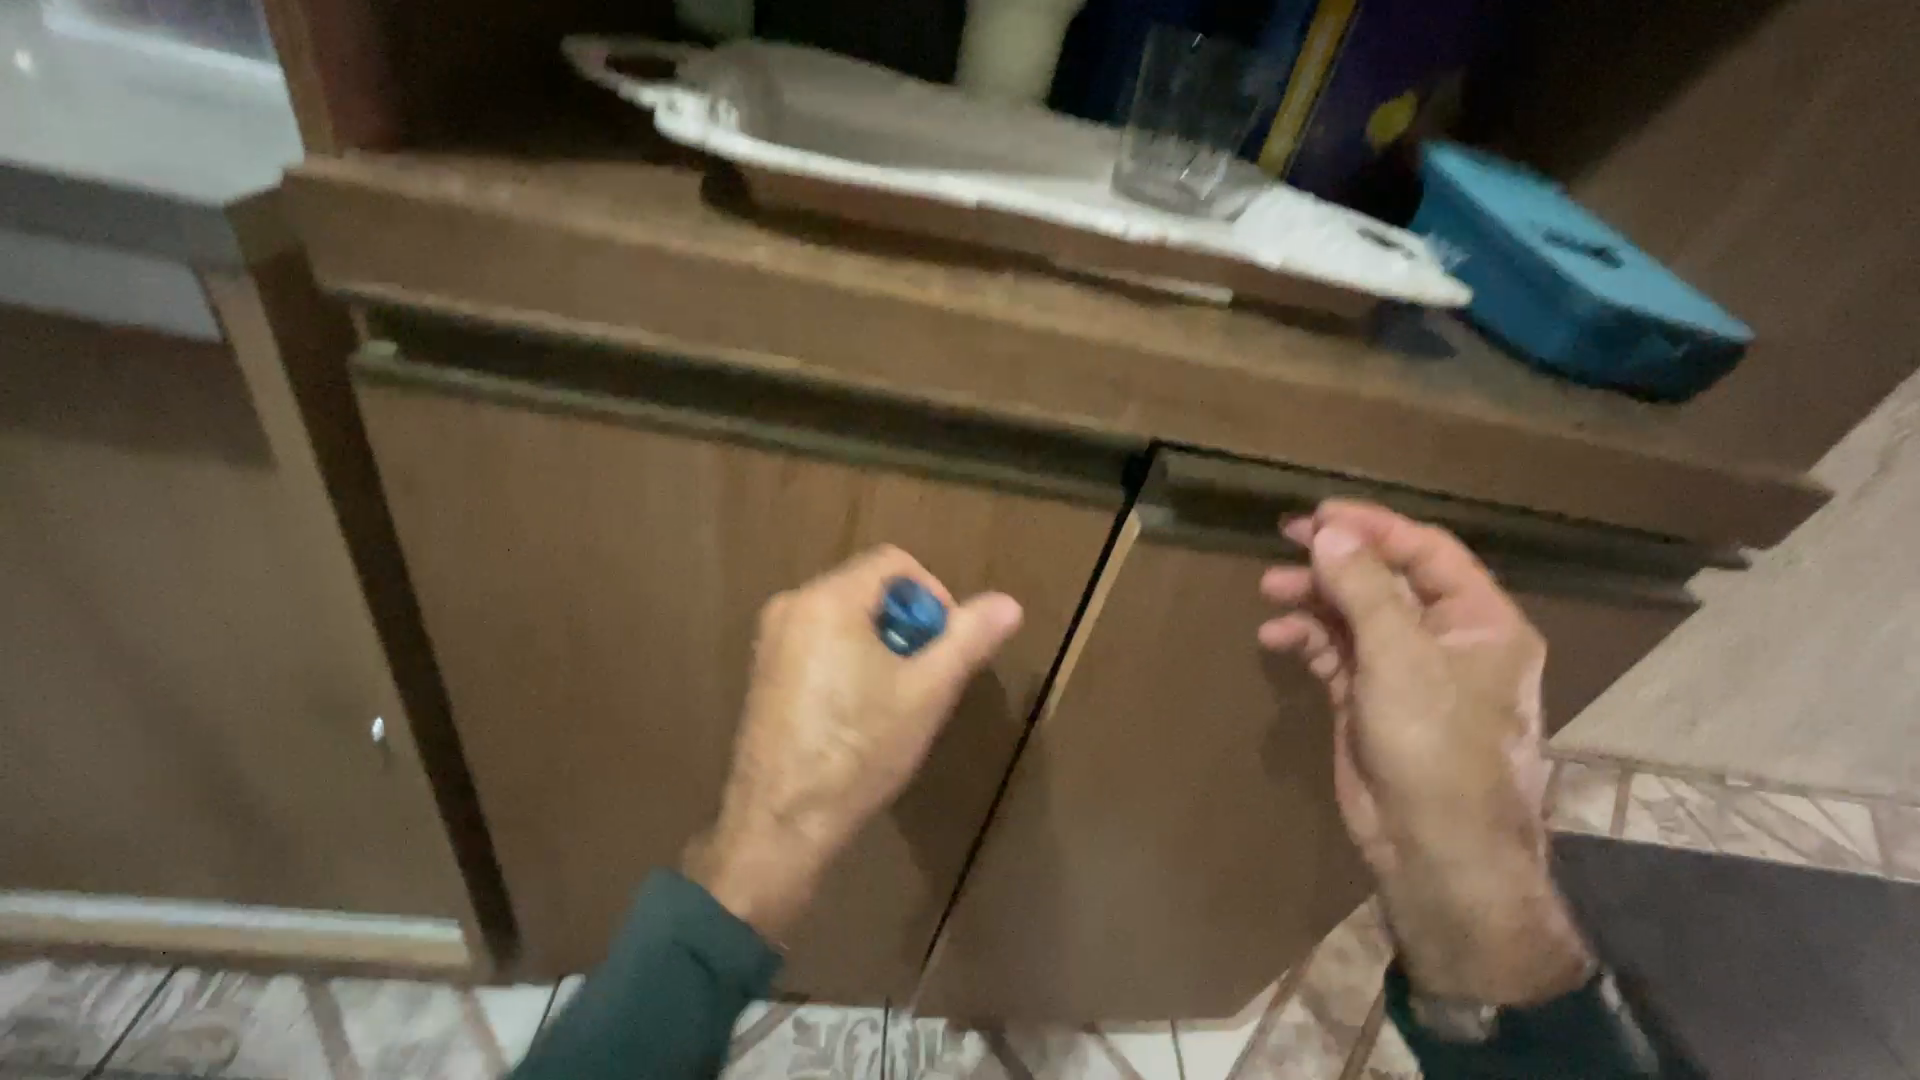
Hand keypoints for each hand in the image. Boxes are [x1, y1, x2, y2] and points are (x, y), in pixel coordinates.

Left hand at [685, 546, 1023, 940]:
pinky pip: (818, 641)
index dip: (934, 595)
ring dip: (880, 644)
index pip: (895, 563)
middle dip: (906, 625)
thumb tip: (1009, 603)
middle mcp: (791, 605)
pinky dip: (849, 659)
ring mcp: (770, 639)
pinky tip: (858, 713)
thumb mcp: (927, 692)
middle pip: (868, 588)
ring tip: (894, 700)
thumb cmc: (859, 751)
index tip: (944, 647)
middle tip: (923, 678)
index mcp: (828, 599)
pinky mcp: (763, 671)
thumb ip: (968, 639)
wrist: (779, 824)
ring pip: (845, 617)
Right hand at [1259, 500, 1593, 1005]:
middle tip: (1285, 540)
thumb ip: (1364, 589)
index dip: (1374, 527)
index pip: (1427, 553)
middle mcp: (1446, 640)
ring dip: (1315, 600)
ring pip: (1356, 616)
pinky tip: (1276, 637)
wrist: (1434, 848)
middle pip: (1386, 581)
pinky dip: (1307, 640)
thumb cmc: (1435, 745)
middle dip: (1336, 561)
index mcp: (1480, 622)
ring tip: (1271, 589)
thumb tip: (1329, 532)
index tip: (1320, 513)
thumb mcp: (1400, 658)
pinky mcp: (1371, 700)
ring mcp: (1406, 672)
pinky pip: (1337, 653)